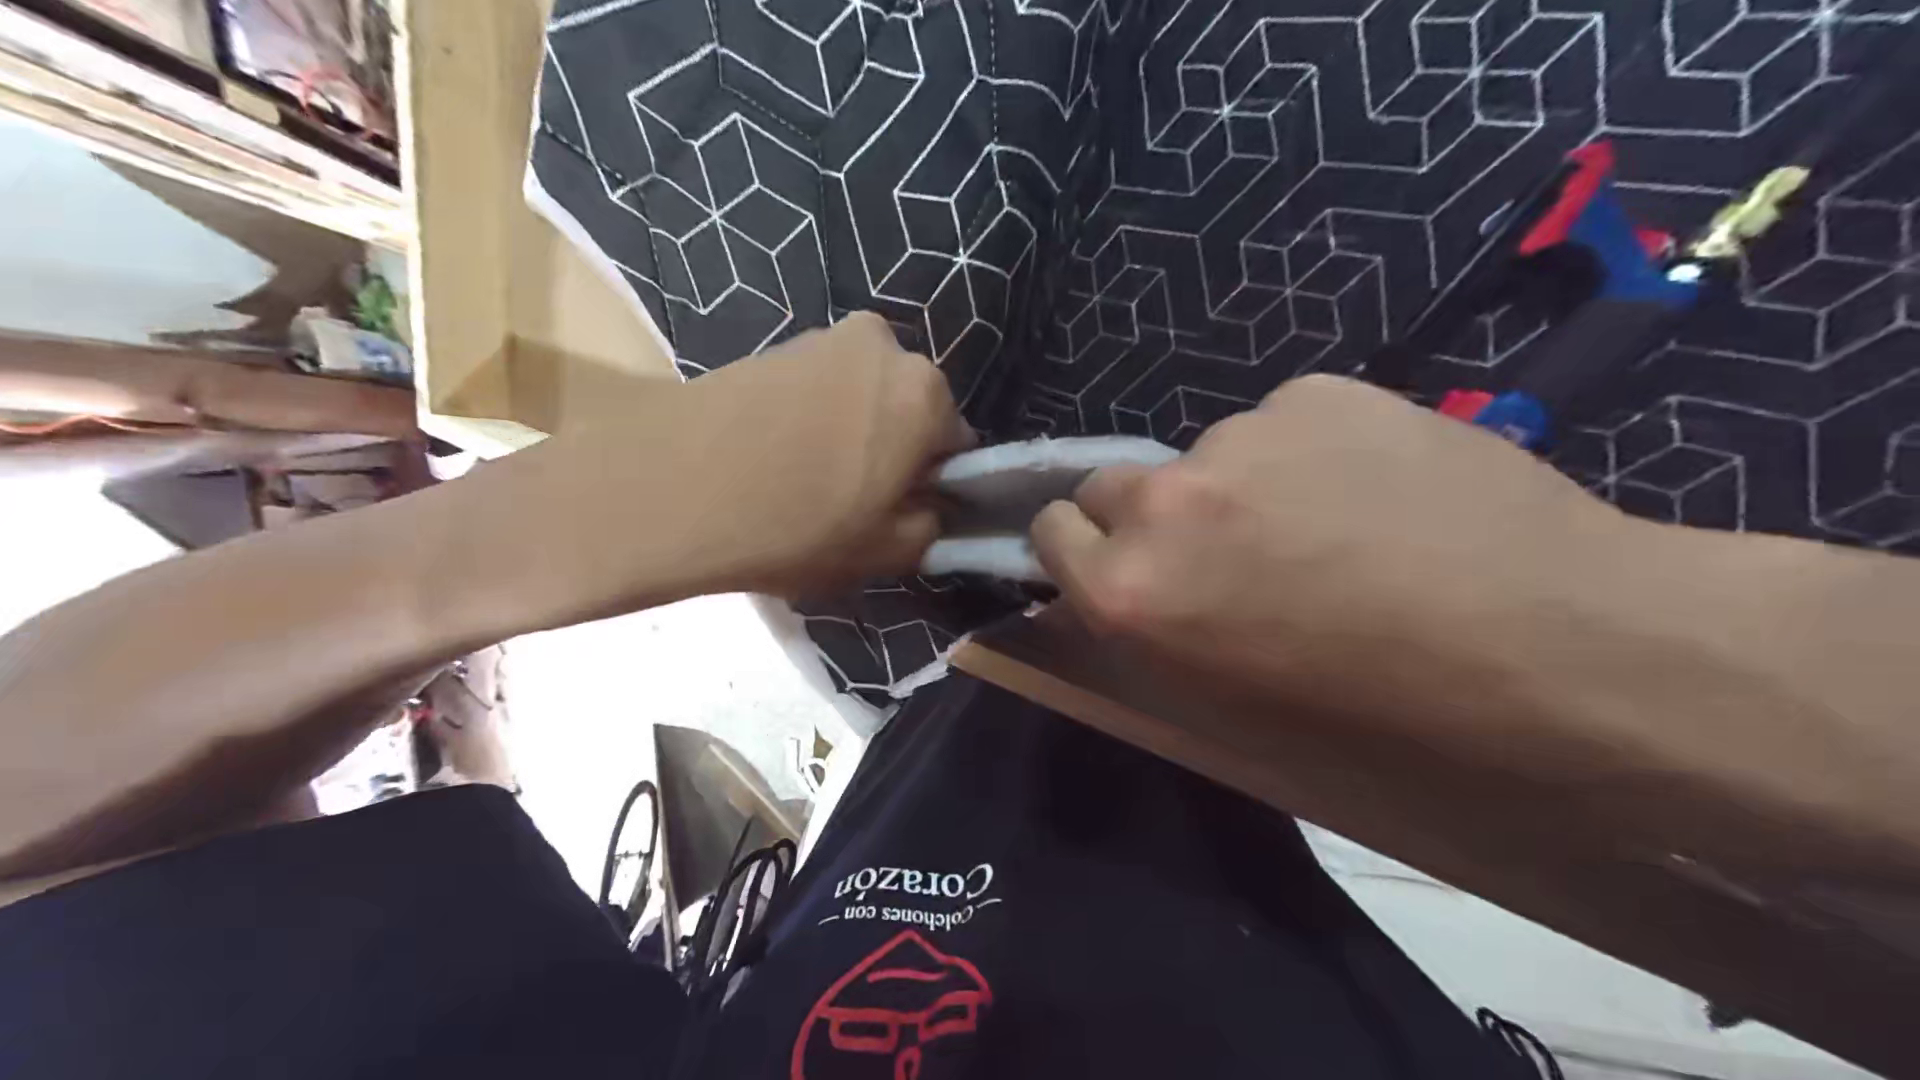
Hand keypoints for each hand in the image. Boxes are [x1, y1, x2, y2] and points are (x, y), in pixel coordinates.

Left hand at [473, 313, 971, 626]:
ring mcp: (820, 337)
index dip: (933, 484)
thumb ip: (934, 525)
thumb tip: (935, 505)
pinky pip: (817, 387)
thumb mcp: (887, 551)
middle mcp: (882, 345)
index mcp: (925, 392)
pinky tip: (774, 457)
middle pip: (909, 411)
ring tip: (805, 480)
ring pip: (862, 397)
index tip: (900, 512)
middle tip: (854, 499)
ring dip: (851, 433)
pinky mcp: (770, 343)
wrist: (664, 491)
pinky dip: (810, 419)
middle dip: (894, 450)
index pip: (957, 444)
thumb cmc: (794, 527)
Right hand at [1029, 375, 1639, 710]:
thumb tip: (1119, 583)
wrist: (1559, 654)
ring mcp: (1238, 437)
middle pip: (1108, 484)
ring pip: (1205, 455)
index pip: (1051, 531)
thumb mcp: (1224, 705)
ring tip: (1330, 525)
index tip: (1124, 564)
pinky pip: (1282, 422)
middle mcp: (1162, 504)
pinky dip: (1308, 451)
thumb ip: (1147, 631)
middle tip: (1222, 549)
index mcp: (1128, 592)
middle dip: (1146, 516)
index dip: (1083, 549)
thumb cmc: (1378, 719)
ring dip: (1236, 485)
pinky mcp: (1316, 394)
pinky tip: (1379, 488)